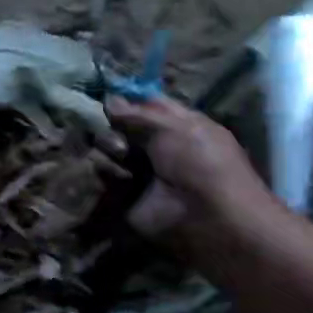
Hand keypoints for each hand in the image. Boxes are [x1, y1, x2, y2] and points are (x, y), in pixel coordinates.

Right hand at [105, 96, 270, 237]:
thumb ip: (138, 115)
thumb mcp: (174, 128)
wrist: (209, 219)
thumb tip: (108, 101)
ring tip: (119, 154)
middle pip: (122, 127)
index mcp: (179, 125)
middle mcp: (157, 147)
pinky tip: (113, 171)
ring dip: (108, 147)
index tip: (104, 94)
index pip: (145, 105)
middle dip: (111, 124)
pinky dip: (104, 172)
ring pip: (109, 150)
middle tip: (107, 125)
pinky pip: (104, 178)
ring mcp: (139, 172)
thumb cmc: (202, 163)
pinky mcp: (125, 198)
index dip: (126, 99)